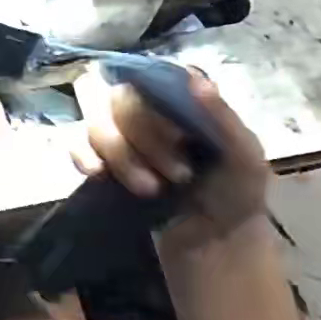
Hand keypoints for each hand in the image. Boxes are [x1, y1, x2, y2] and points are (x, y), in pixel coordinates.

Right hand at [72, 70, 271, 252]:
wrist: (214, 244)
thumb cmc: (235, 195)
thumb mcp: (246, 156)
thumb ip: (222, 117)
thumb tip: (195, 78)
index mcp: (178, 94)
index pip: (149, 75)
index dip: (158, 105)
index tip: (182, 138)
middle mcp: (144, 104)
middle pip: (117, 96)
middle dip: (144, 140)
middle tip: (178, 175)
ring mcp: (118, 130)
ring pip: (94, 119)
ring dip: (120, 155)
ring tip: (150, 190)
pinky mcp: (99, 157)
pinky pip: (74, 142)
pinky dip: (83, 156)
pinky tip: (98, 174)